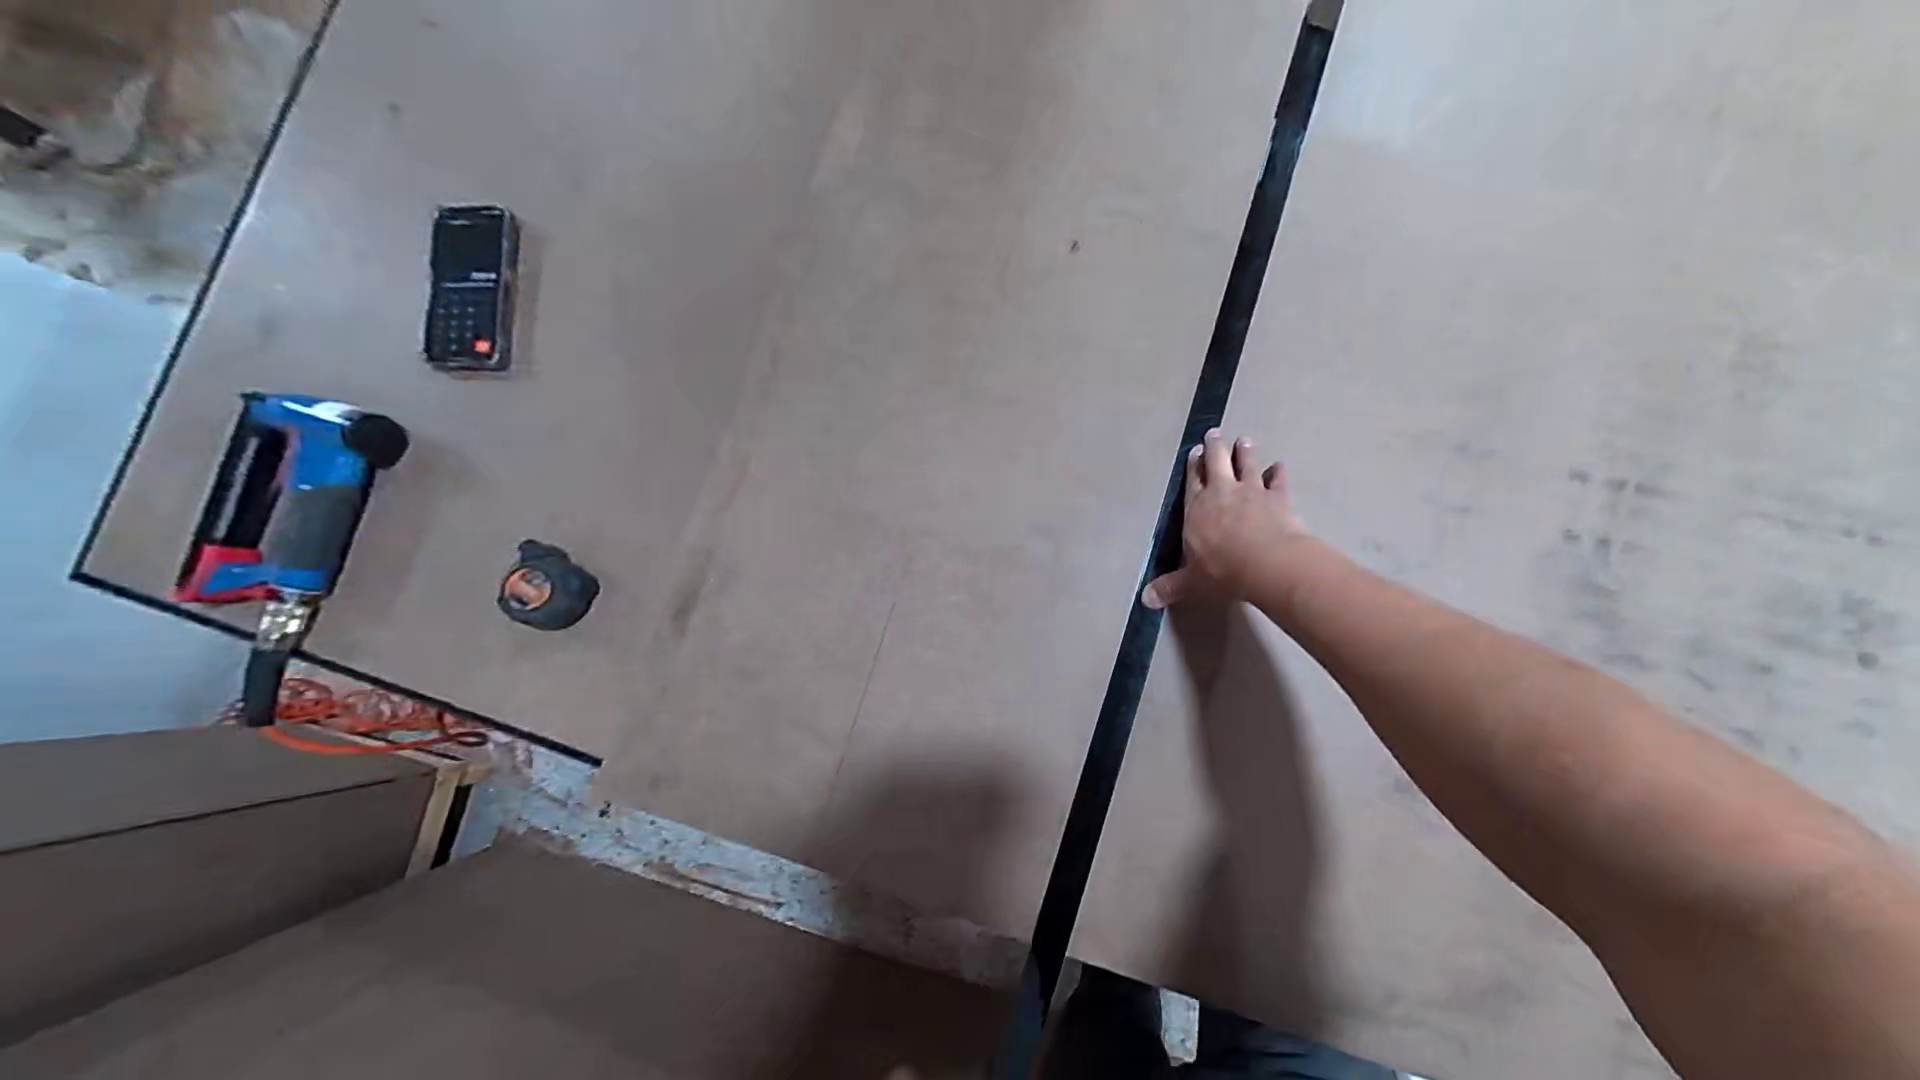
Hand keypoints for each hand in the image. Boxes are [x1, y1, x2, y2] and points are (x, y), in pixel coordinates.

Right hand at [1141, 429, 1305, 608]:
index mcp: (1196, 508)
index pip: (1192, 481)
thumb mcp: (1191, 582)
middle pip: (1217, 462)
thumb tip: (1145, 600)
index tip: (1194, 451)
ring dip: (1245, 452)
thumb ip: (1170, 587)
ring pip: (1247, 464)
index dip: (1193, 466)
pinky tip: (1279, 466)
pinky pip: (1278, 480)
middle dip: (1215, 447)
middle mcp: (1222, 492)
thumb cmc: (1222, 571)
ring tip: (1244, 440)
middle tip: (1215, 434)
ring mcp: (1252, 492)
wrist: (1268, 564)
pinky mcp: (1279, 498)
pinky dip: (1278, 473)